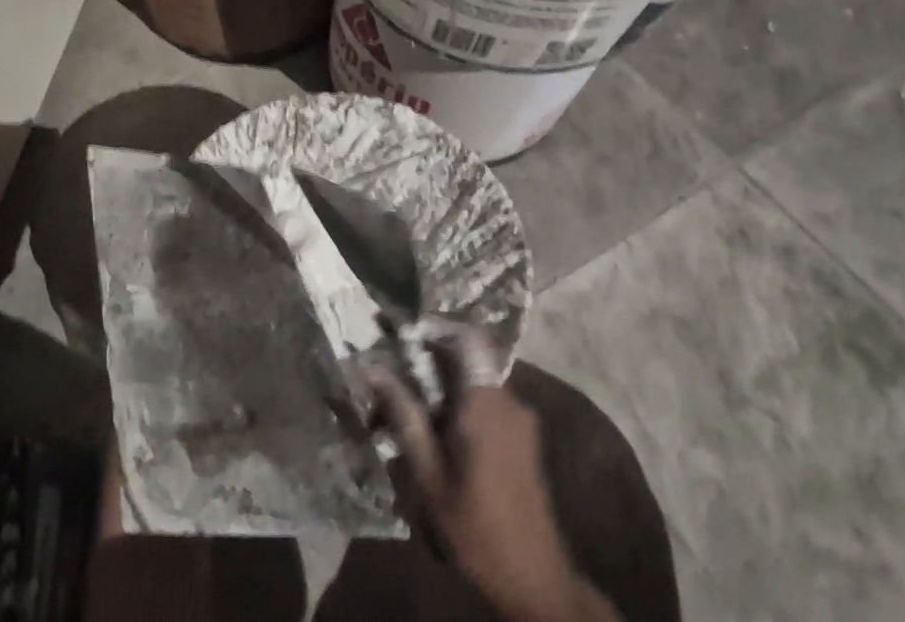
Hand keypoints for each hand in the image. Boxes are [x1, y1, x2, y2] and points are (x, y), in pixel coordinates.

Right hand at [366, 357, 620, 621]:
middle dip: (425, 366)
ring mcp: (521, 422)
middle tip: (386, 385)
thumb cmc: (474, 526)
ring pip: (473, 385)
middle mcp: (510, 403)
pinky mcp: (523, 440)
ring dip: (438, 392)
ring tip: (402, 418)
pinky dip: (456, 409)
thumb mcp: (427, 473)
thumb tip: (370, 367)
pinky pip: (485, 406)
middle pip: (466, 362)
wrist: (534, 579)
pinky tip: (431, 441)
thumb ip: (402, 414)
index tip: (398, 332)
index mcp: (486, 406)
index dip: (434, 326)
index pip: (469, 339)